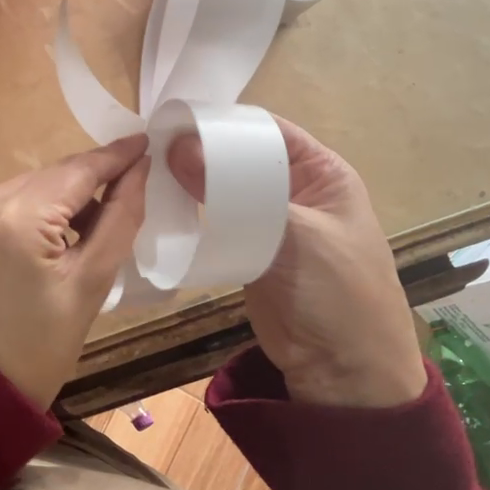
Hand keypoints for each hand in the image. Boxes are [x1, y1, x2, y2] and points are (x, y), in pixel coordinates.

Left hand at [0, 137, 150, 407]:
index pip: (73, 173)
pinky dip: (20, 214)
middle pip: (43, 179)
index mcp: (14, 221)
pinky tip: (41, 236)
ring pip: (18, 190)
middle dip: (81, 184)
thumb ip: (118, 219)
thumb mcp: (90, 286)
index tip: (142, 144)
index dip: (111, 158)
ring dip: (50, 200)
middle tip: (122, 190)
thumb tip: (138, 170)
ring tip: (83, 222)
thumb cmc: (40, 348)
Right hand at [169, 118, 425, 406]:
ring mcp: (268, 224)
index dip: (223, 123)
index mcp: (321, 173)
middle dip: (199, 154)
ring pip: (222, 193)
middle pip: (239, 160)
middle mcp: (293, 191)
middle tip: (149, 149)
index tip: (174, 120)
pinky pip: (215, 226)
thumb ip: (237, 190)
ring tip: (146, 176)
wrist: (343, 369)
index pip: (267, 131)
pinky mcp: (246, 254)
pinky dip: (191, 219)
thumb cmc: (338, 292)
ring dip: (190, 186)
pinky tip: (160, 212)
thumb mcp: (295, 233)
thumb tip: (177, 146)